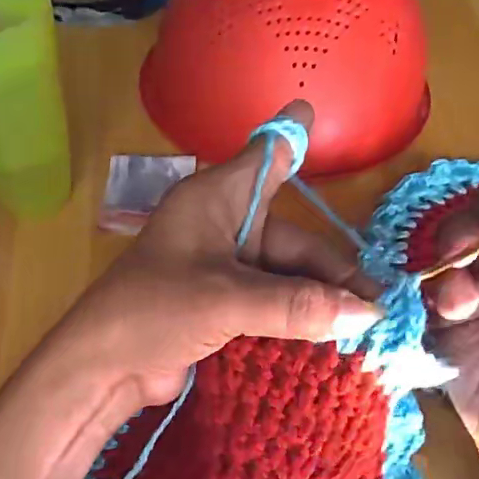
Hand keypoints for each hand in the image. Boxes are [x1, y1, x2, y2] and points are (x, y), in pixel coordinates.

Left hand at [45, 101, 378, 409]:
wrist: (103, 367)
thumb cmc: (153, 311)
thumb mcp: (226, 300)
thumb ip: (296, 305)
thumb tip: (365, 314)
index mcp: (214, 201)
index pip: (265, 158)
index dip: (292, 139)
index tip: (311, 111)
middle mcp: (218, 229)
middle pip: (289, 239)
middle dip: (331, 272)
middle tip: (376, 305)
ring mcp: (215, 271)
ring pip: (280, 277)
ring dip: (316, 301)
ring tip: (365, 326)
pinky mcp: (214, 308)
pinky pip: (265, 306)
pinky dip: (293, 319)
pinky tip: (328, 338)